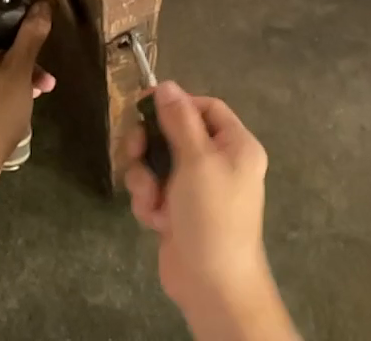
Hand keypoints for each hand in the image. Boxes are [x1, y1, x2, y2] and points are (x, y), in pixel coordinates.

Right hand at [125, 83, 288, 333]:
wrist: (213, 285)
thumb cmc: (212, 215)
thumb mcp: (196, 160)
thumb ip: (178, 119)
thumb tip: (166, 84)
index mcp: (235, 145)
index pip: (205, 107)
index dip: (176, 103)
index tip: (144, 105)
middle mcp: (217, 162)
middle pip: (173, 131)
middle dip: (150, 144)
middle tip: (135, 150)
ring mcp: (195, 187)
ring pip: (156, 160)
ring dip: (145, 176)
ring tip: (151, 198)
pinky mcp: (176, 208)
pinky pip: (152, 187)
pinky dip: (148, 200)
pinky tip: (155, 219)